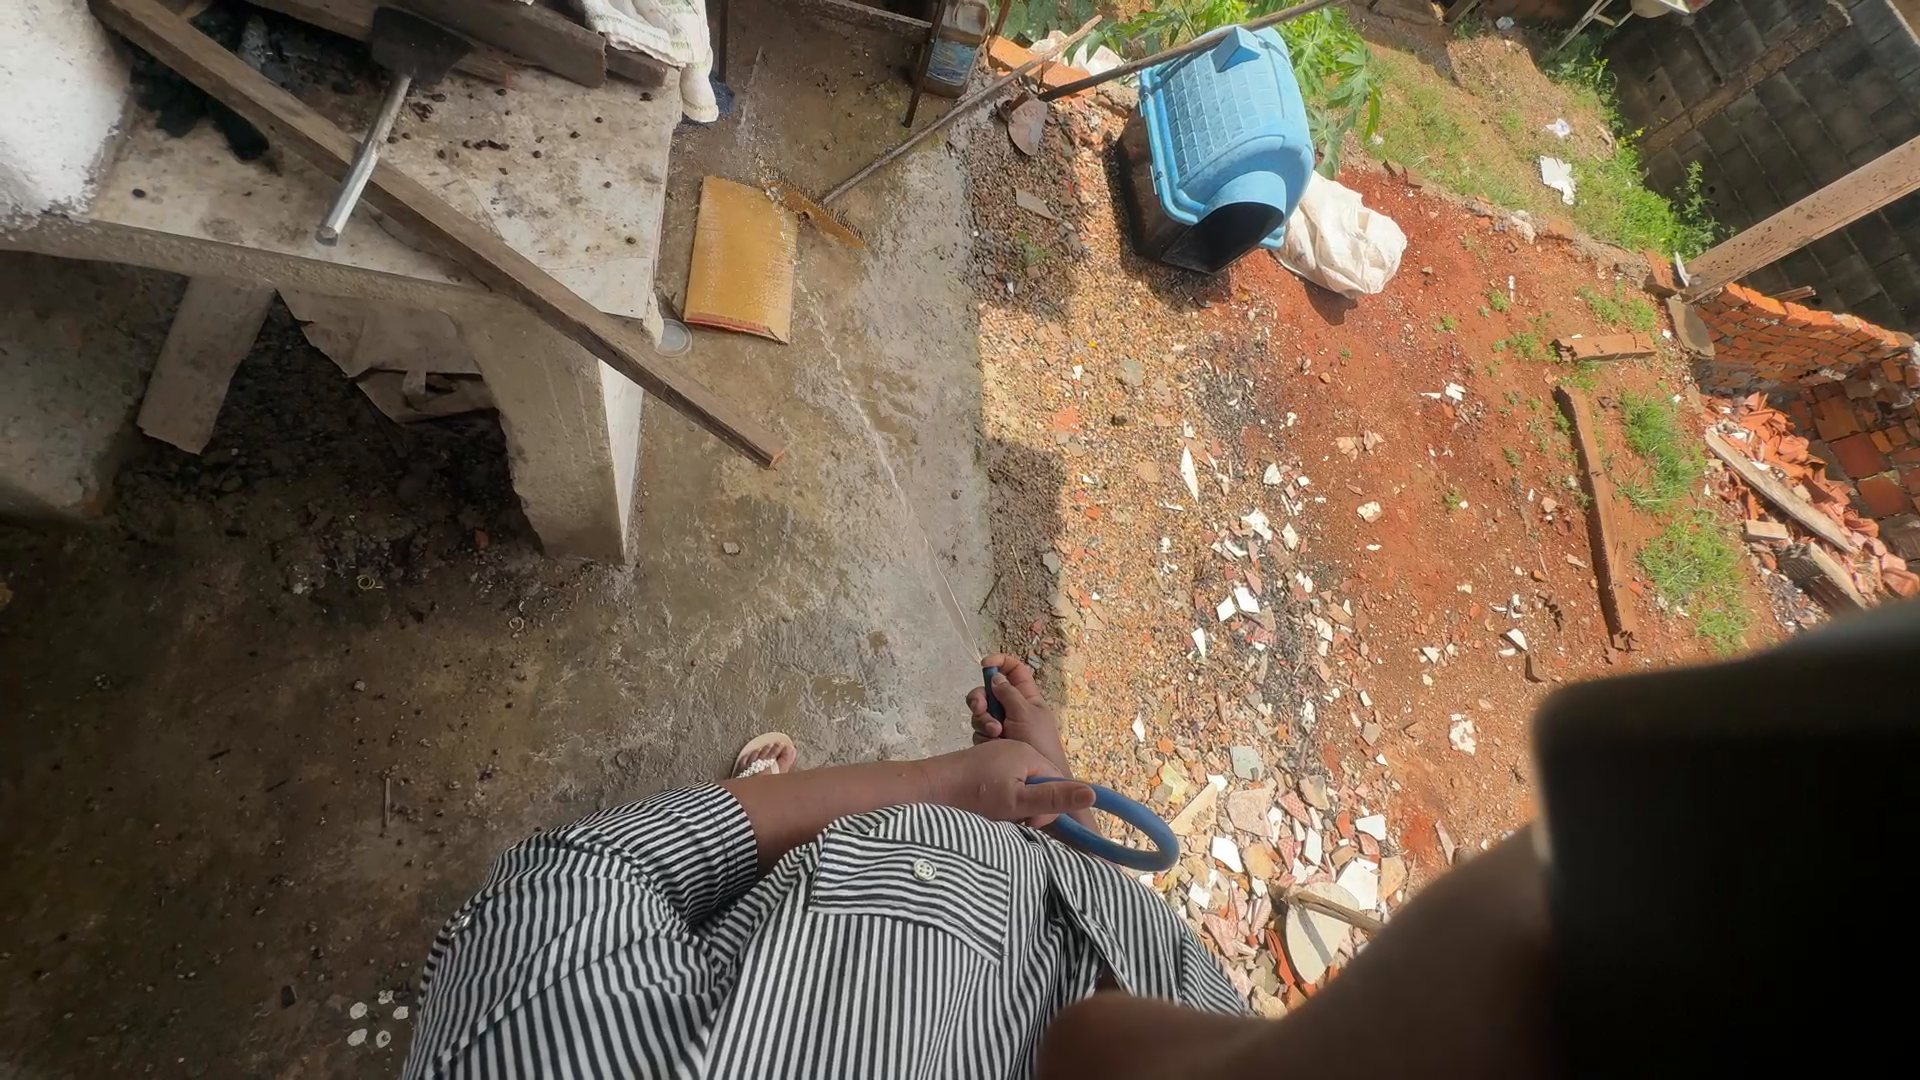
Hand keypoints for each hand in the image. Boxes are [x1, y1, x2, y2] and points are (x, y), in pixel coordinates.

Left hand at [922, 740, 1094, 827]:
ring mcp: (997, 755)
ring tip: (994, 814)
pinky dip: (998, 799)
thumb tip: (1093, 794)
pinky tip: (984, 808)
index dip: (1047, 806)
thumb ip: (1053, 798)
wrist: (928, 789)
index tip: (1027, 821)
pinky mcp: (983, 765)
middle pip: (1039, 784)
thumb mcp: (1017, 801)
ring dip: (1013, 806)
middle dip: (1029, 806)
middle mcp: (1015, 748)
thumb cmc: (973, 795)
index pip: (1056, 783)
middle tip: (1009, 819)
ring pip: (1020, 787)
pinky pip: (1003, 784)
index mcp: (1028, 753)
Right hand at [966, 655, 1069, 776]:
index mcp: (1027, 696)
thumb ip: (1009, 694)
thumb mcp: (1026, 714)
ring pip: (981, 712)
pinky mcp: (993, 741)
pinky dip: (983, 735)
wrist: (1038, 780)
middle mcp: (1012, 708)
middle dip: (981, 698)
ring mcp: (1002, 724)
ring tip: (995, 733)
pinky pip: (979, 731)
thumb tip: (996, 676)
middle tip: (981, 708)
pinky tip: (992, 744)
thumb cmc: (1039, 743)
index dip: (1000, 663)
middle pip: (989, 691)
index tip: (985, 665)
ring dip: (984, 720)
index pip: (1014, 670)